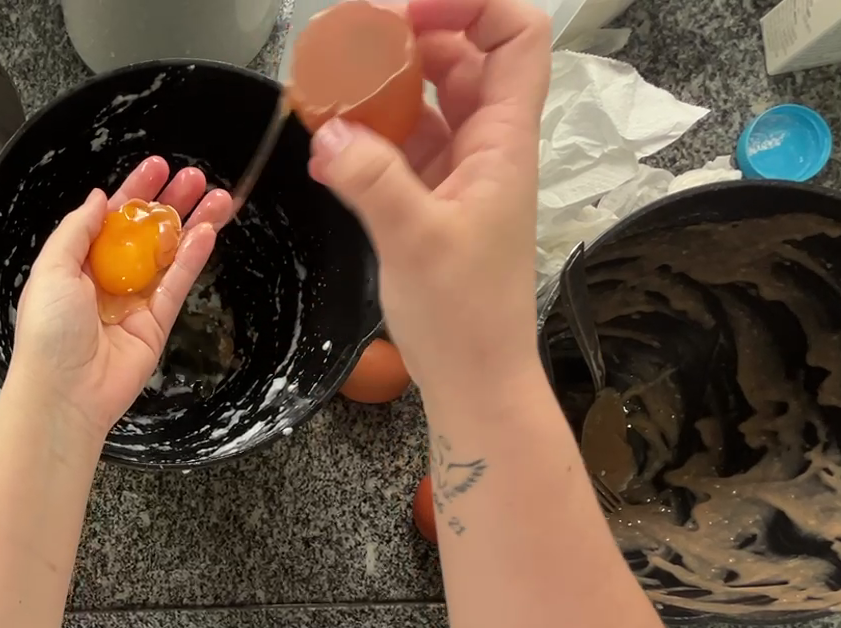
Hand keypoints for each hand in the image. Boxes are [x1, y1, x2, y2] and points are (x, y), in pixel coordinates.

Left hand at [9, 157, 232, 442]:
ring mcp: (133, 305)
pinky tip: (208, 232)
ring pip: (167, 257)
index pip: (110, 220)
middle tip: (194, 177)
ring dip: (191, 225)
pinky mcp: (155, 326)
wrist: (64, 393)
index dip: (134, 192)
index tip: (157, 167)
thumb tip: (99, 199)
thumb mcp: (51, 269)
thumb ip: (77, 230)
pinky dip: (192, 259)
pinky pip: (176, 286)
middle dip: (169, 204)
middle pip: (144, 234)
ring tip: (217, 196)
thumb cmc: (48, 332)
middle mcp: (106, 283)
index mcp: (77, 267)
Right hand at [307, 0, 549, 392]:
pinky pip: (405, 156)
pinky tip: (335, 152)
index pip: (514, 36)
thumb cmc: (463, 314)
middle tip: (352, 49)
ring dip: (387, 94)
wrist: (474, 376)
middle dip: (412, 43)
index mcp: (503, 142)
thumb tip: (326, 132)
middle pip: (464, 64)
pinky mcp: (433, 211)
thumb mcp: (415, 240)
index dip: (469, 4)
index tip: (405, 14)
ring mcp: (459, 181)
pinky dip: (373, 144)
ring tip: (334, 93)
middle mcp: (487, 151)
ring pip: (430, 111)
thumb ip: (372, 179)